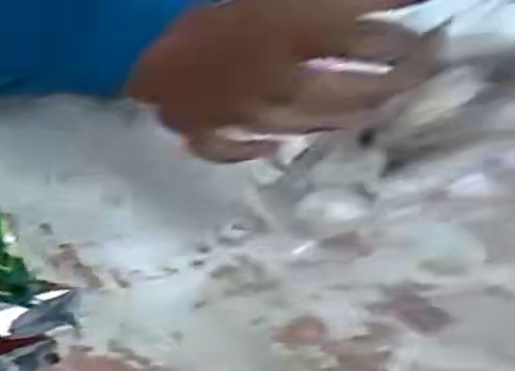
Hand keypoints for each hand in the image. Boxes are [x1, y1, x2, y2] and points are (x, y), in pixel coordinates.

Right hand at [126, 0, 436, 161]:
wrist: (147, 41)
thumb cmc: (224, 11)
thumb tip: (408, 0)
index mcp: (298, 36)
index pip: (370, 43)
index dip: (405, 47)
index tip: (427, 45)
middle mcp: (268, 81)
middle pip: (332, 94)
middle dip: (373, 93)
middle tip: (399, 92)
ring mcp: (227, 112)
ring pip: (285, 124)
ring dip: (323, 124)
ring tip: (352, 122)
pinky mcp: (194, 129)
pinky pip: (220, 148)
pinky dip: (246, 152)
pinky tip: (272, 149)